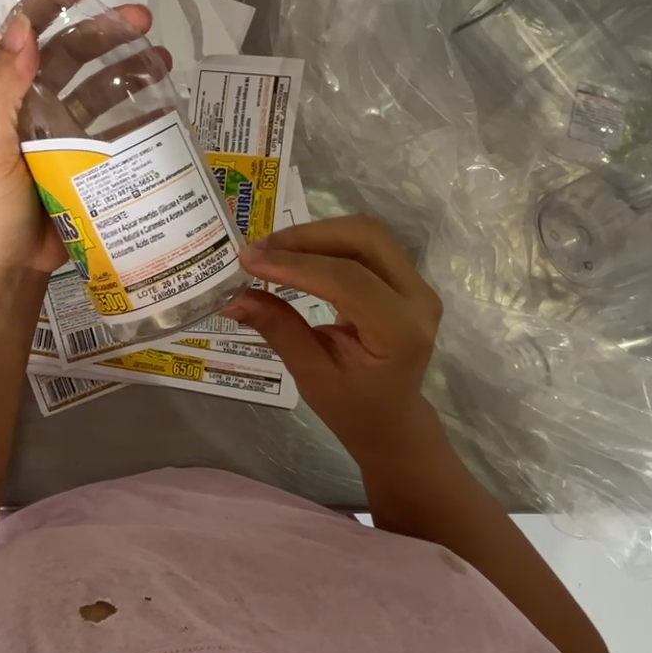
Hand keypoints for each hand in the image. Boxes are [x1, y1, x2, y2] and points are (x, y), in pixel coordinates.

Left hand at [0, 0, 153, 278]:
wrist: (8, 270)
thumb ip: (0, 87)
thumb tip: (24, 26)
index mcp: (3, 95)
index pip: (26, 34)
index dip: (52, 0)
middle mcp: (31, 107)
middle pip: (71, 56)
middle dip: (106, 33)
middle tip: (145, 22)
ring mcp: (60, 136)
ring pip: (98, 89)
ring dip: (128, 68)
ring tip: (163, 60)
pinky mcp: (84, 165)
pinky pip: (114, 131)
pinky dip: (139, 115)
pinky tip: (165, 107)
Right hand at [219, 216, 442, 456]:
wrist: (392, 418)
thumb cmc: (353, 407)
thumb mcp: (311, 375)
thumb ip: (279, 329)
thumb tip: (233, 298)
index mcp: (401, 331)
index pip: (348, 280)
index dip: (296, 265)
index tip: (249, 261)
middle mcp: (418, 299)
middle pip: (364, 239)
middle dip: (306, 237)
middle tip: (258, 251)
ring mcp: (416, 284)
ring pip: (364, 234)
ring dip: (313, 235)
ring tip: (270, 251)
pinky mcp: (404, 277)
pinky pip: (363, 244)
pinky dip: (323, 242)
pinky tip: (292, 255)